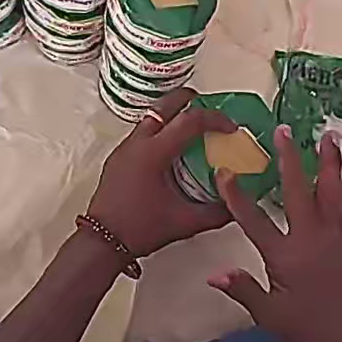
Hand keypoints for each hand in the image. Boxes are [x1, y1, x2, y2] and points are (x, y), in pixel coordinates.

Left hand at [85, 88, 235, 256]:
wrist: (102, 242)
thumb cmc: (140, 230)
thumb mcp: (185, 223)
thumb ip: (217, 212)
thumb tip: (238, 203)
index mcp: (154, 153)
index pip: (190, 121)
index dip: (215, 119)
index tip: (231, 127)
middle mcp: (137, 144)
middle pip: (165, 105)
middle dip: (189, 100)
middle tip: (208, 104)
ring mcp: (125, 149)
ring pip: (151, 117)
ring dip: (173, 115)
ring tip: (193, 127)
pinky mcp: (119, 158)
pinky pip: (143, 132)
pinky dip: (161, 131)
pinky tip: (172, 150)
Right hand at [211, 124, 341, 341]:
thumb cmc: (308, 335)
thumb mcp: (270, 317)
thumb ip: (243, 290)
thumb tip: (213, 274)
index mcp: (287, 257)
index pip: (256, 221)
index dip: (237, 197)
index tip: (225, 172)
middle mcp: (312, 241)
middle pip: (301, 192)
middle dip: (291, 160)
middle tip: (285, 131)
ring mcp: (334, 240)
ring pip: (333, 194)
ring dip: (330, 164)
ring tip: (329, 138)